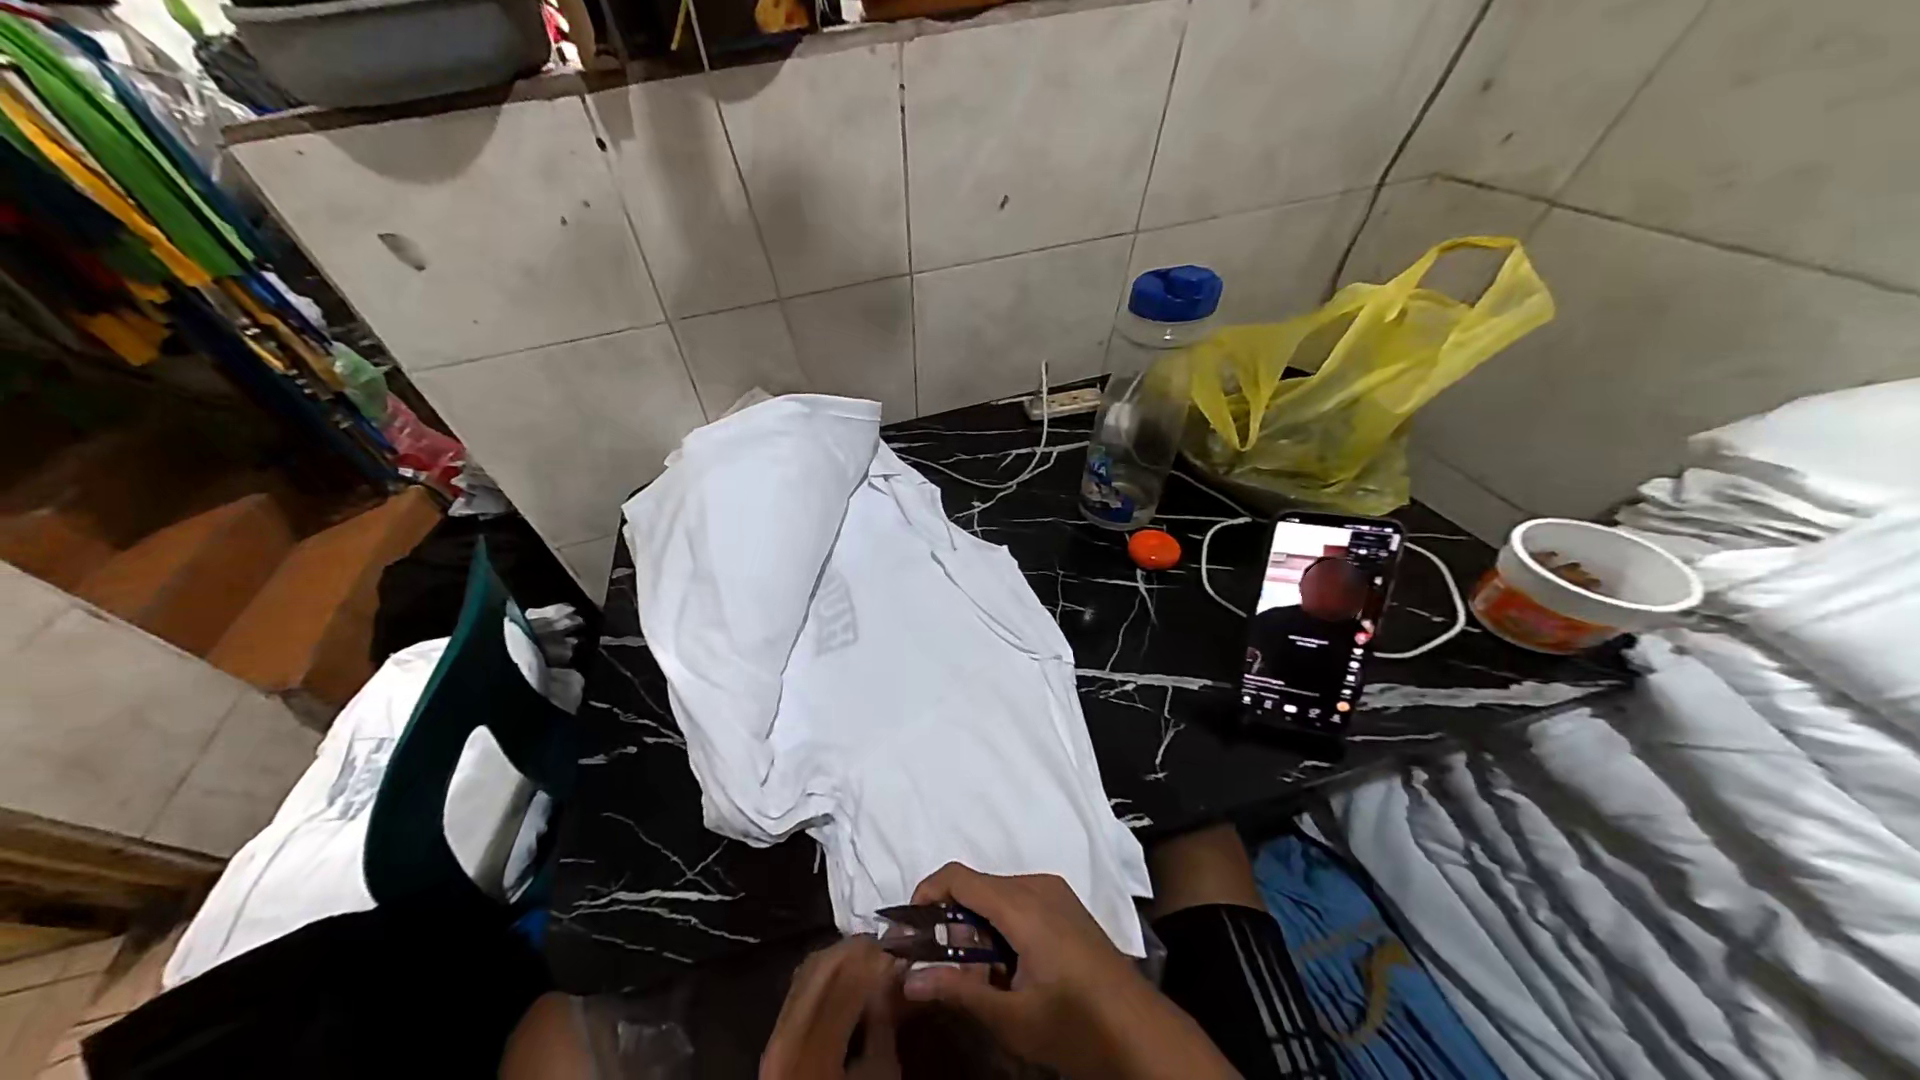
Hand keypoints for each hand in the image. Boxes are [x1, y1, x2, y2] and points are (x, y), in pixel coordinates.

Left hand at [762, 936, 902, 1079]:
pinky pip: (801, 985)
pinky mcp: (776, 1036)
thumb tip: (893, 977)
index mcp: (814, 1046)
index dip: (877, 958)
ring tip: (873, 958)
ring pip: (808, 968)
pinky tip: (850, 975)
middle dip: (859, 949)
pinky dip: (827, 972)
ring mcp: (776, 1033)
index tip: (903, 950)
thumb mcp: (882, 1075)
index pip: (846, 978)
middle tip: (890, 947)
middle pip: (822, 965)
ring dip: (842, 955)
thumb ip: (885, 1022)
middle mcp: (787, 1033)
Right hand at [900, 863, 1236, 1079]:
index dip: (927, 893)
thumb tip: (908, 980)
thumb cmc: (1075, 1025)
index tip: (910, 929)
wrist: (1141, 1032)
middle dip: (951, 918)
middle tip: (939, 963)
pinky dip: (1000, 923)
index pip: (959, 877)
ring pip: (997, 893)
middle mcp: (1038, 885)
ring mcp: (1056, 892)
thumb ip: (958, 991)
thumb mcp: (1012, 1018)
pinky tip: (1006, 965)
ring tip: (974, 972)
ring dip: (976, 923)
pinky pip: (1019, 899)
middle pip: (977, 886)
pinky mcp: (1066, 904)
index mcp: (1023, 905)